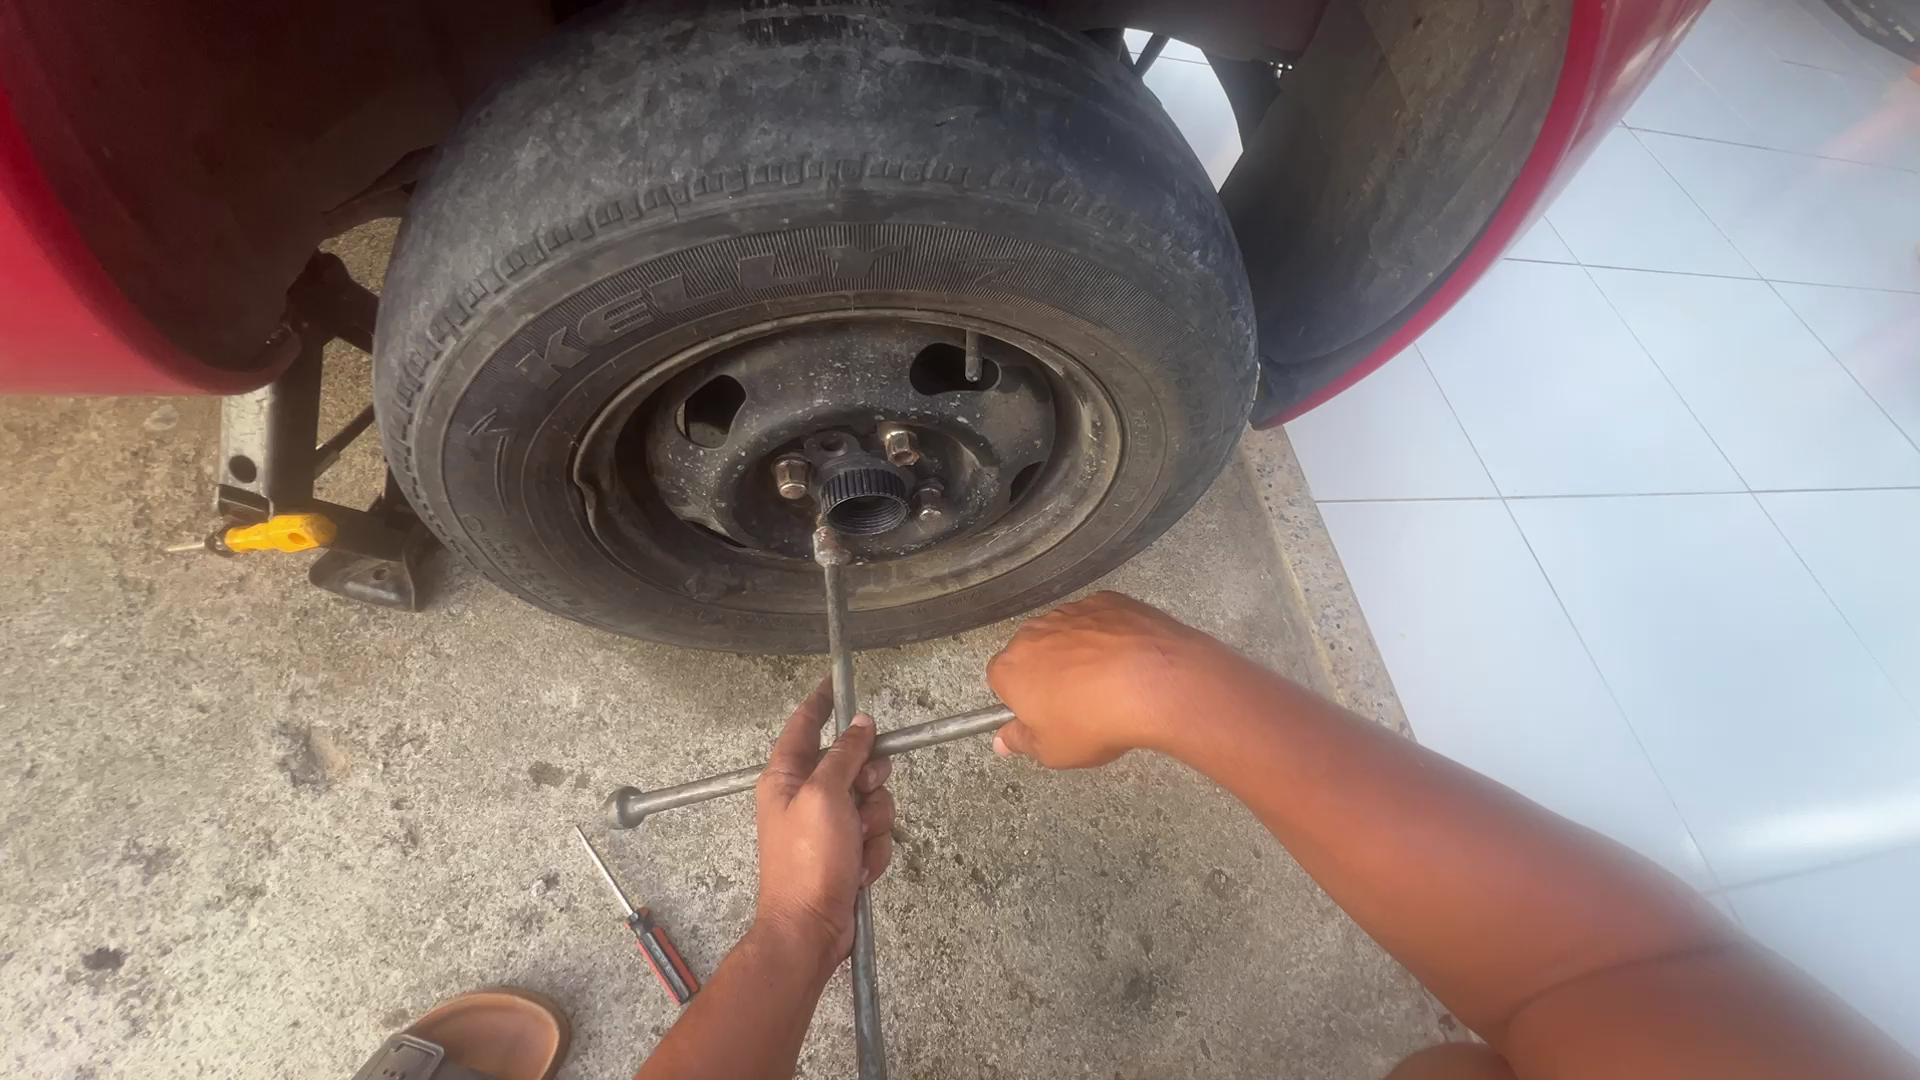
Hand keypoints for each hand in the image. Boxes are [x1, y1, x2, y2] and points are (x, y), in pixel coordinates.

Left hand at [752, 680, 894, 965]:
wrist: (811, 929)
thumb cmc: (807, 858)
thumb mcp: (824, 796)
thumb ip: (845, 754)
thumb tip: (862, 723)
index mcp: (787, 775)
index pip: (805, 724)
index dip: (821, 701)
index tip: (835, 681)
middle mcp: (806, 793)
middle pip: (853, 760)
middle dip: (868, 779)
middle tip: (864, 793)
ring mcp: (828, 823)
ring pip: (872, 796)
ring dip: (874, 820)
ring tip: (859, 843)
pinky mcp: (846, 848)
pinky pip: (875, 829)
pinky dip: (874, 847)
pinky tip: (860, 866)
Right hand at [986, 591, 1250, 767]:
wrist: (1154, 683)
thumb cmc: (1096, 720)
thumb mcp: (1052, 750)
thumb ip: (1020, 742)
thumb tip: (1002, 741)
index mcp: (1011, 668)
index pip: (1001, 681)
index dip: (1022, 700)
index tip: (1044, 716)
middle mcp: (1033, 631)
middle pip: (1032, 652)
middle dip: (1048, 673)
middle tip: (1076, 703)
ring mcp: (1070, 611)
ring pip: (1065, 633)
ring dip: (1077, 652)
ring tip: (1107, 683)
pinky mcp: (1105, 601)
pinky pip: (1098, 619)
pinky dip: (1107, 635)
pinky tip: (1126, 660)